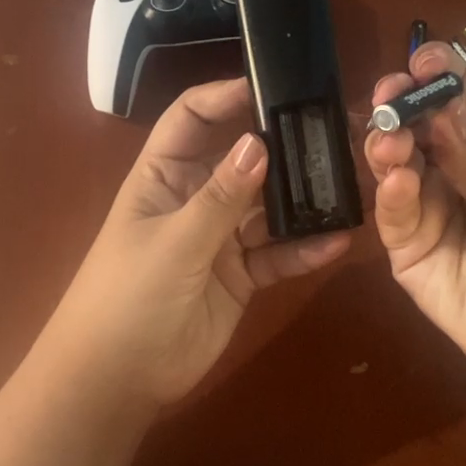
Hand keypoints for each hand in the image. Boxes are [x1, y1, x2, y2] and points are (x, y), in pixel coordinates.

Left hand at [39, 79, 352, 407]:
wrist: (116, 380)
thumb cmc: (129, 296)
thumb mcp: (175, 241)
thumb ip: (221, 196)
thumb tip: (259, 142)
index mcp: (163, 175)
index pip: (192, 118)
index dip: (226, 97)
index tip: (273, 86)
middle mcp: (195, 196)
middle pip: (241, 158)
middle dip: (281, 148)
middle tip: (333, 133)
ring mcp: (219, 236)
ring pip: (267, 206)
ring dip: (302, 199)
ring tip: (349, 185)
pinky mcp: (240, 274)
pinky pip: (277, 253)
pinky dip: (303, 248)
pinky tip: (336, 241)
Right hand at [364, 43, 465, 391]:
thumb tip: (442, 109)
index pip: (461, 95)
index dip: (441, 73)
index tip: (424, 60)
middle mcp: (452, 165)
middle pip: (417, 120)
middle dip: (401, 102)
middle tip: (391, 94)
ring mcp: (425, 202)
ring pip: (395, 158)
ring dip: (389, 142)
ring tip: (392, 139)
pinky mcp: (404, 242)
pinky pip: (390, 209)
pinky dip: (390, 192)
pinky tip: (399, 180)